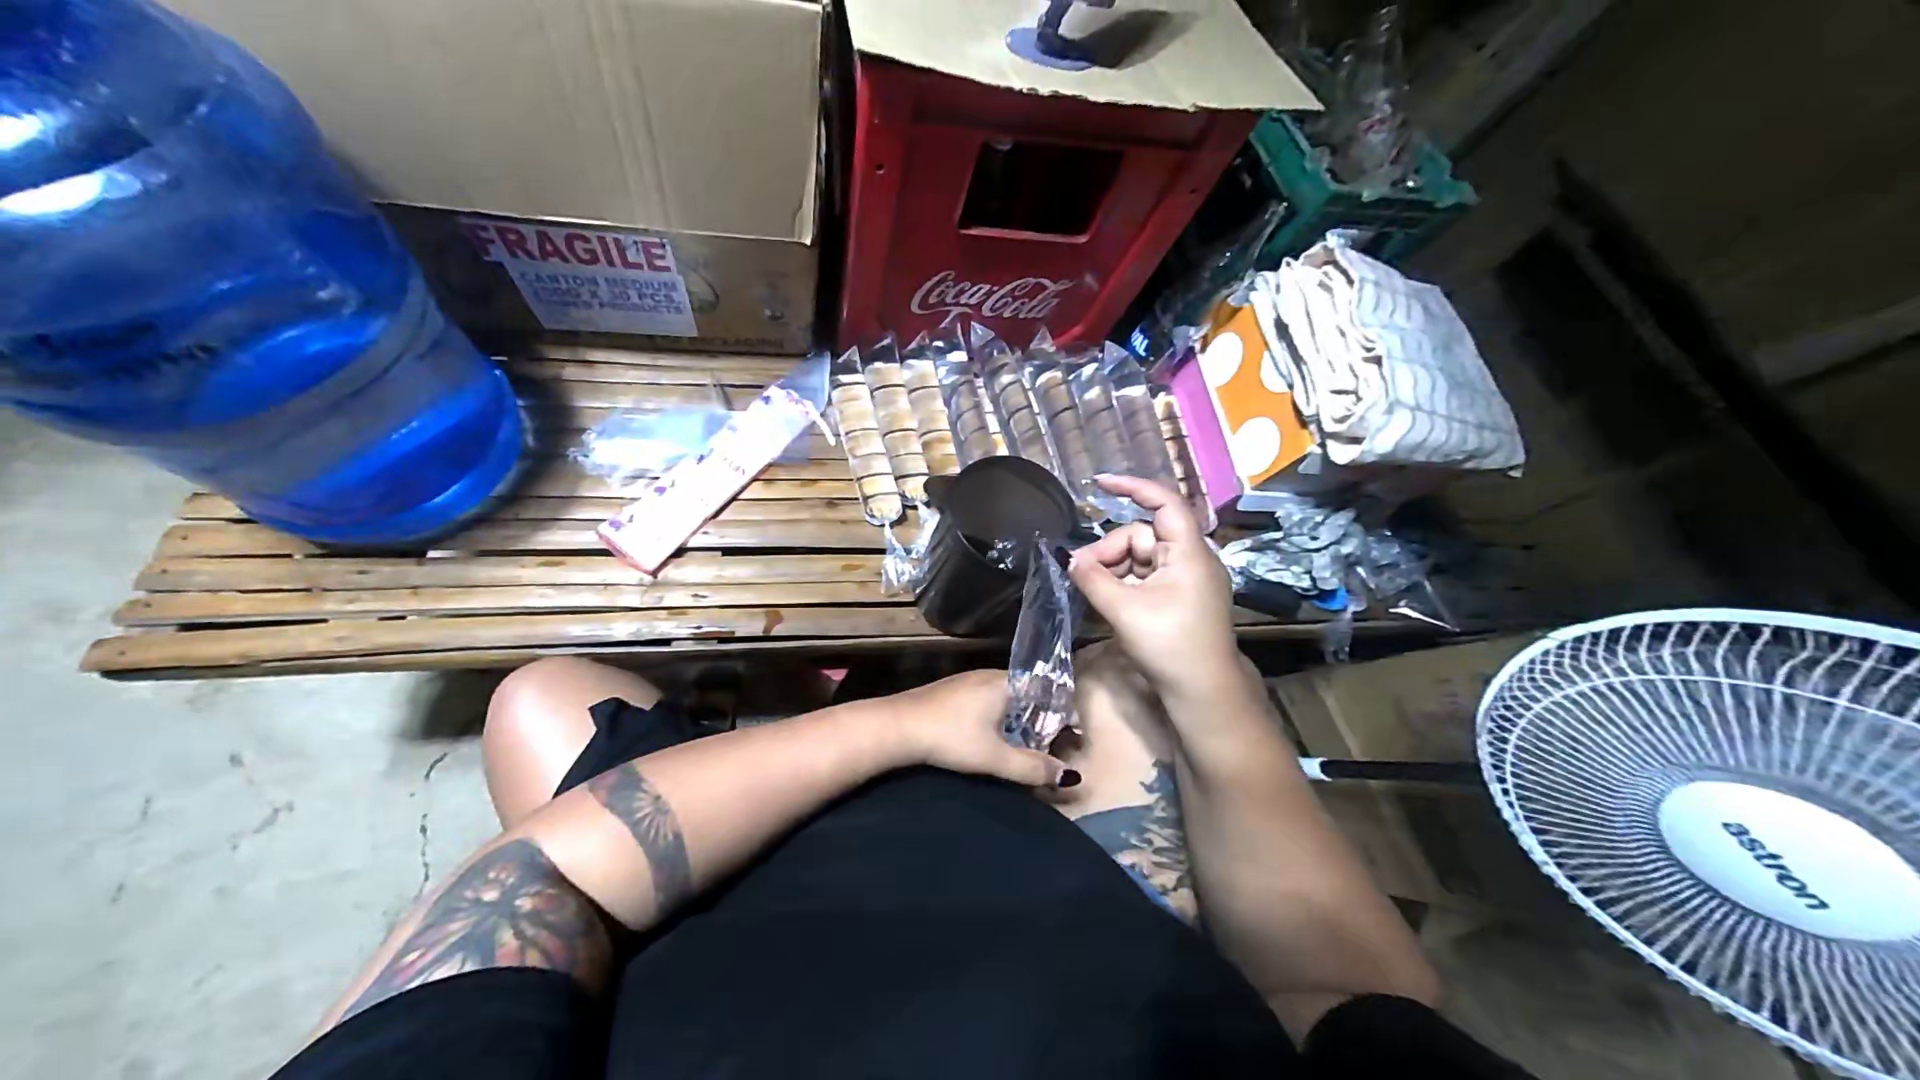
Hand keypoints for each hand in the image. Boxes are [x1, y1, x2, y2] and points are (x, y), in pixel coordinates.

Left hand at [891, 670, 1076, 788]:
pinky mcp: (951, 691)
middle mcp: (989, 675)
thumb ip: (1031, 766)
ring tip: (1021, 746)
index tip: (1067, 735)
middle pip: (1027, 693)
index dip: (1059, 711)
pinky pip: (987, 701)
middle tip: (1047, 746)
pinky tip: (989, 739)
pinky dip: (997, 718)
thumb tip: (1068, 775)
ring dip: (1016, 720)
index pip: (1046, 688)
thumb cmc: (950, 738)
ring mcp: (967, 681)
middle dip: (1039, 719)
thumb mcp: (994, 757)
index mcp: (1005, 682)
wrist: (896, 726)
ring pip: (1005, 698)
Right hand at [1067, 475, 1240, 699]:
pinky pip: (1146, 576)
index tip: (1099, 484)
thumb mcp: (1124, 609)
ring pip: (1140, 557)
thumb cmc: (1170, 646)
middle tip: (1080, 572)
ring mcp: (1186, 580)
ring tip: (1090, 588)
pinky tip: (1105, 597)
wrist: (1203, 692)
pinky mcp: (1179, 597)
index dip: (1132, 487)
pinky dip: (1123, 582)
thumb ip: (1093, 578)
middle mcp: (1191, 559)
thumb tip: (1070, 559)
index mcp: (1188, 552)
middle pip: (1141, 535)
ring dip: (1113, 568)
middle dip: (1109, 549)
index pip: (1164, 502)